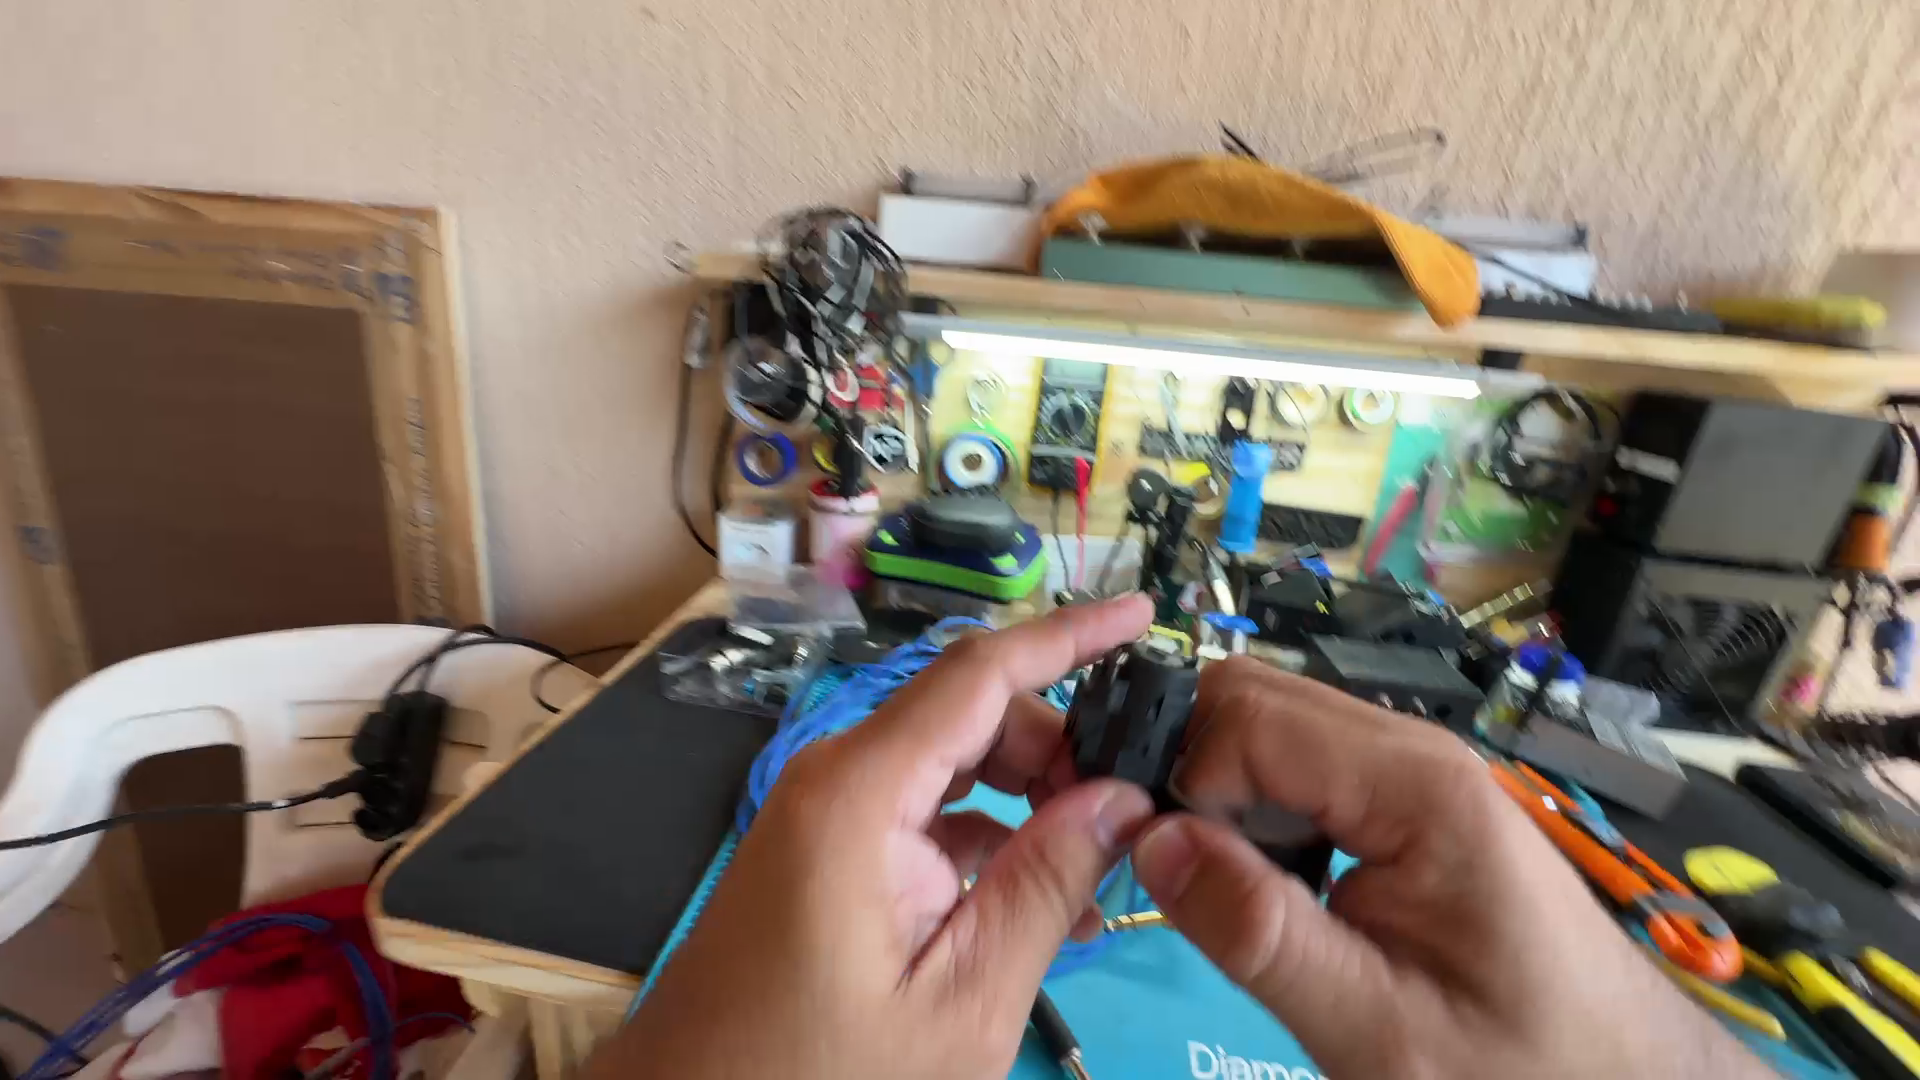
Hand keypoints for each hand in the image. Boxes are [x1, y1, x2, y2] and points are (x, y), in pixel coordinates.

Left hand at [594, 596, 1156, 1079]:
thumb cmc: (822, 1076)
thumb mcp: (960, 999)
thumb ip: (1045, 884)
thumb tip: (1123, 796)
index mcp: (862, 789)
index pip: (981, 672)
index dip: (1068, 633)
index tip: (1140, 611)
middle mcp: (842, 770)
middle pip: (974, 715)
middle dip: (1059, 749)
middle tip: (1129, 813)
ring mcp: (834, 802)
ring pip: (956, 758)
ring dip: (1030, 794)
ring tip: (1096, 863)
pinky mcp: (836, 837)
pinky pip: (928, 806)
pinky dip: (989, 833)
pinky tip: (1038, 893)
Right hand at [1126, 657, 1767, 1078]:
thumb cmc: (1523, 1071)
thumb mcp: (1382, 1035)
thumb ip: (1259, 935)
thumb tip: (1148, 837)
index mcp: (1413, 783)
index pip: (1248, 719)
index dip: (1187, 779)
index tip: (1171, 863)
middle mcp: (1404, 744)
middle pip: (1248, 696)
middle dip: (1188, 764)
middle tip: (1185, 861)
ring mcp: (1399, 760)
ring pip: (1259, 718)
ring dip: (1214, 782)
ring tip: (1226, 872)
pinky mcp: (1391, 787)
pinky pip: (1286, 755)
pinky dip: (1245, 796)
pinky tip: (1266, 866)